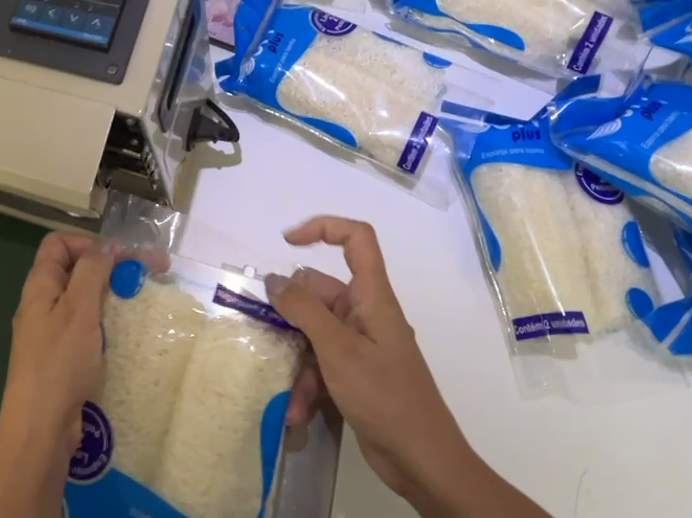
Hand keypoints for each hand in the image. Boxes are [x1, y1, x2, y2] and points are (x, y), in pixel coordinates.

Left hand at [0, 232, 116, 517]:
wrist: (42, 428)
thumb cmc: (59, 362)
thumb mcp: (78, 309)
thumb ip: (91, 271)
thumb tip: (105, 244)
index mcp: (40, 286)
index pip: (59, 244)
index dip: (90, 242)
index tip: (123, 256)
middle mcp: (42, 304)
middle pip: (75, 270)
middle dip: (110, 268)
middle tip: (149, 275)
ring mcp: (52, 332)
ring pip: (84, 301)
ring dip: (111, 296)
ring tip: (141, 302)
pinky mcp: (63, 358)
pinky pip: (86, 329)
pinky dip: (107, 325)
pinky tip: (126, 334)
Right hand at [268, 217, 546, 517]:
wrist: (424, 462)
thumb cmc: (385, 396)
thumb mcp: (337, 349)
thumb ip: (303, 308)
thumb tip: (274, 279)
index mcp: (372, 296)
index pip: (356, 239)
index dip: (323, 228)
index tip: (288, 241)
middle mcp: (366, 313)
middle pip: (320, 291)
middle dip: (291, 314)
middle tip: (267, 330)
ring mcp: (361, 344)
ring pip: (314, 332)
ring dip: (297, 360)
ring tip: (288, 390)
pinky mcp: (356, 372)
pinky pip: (321, 363)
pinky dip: (308, 384)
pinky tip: (298, 411)